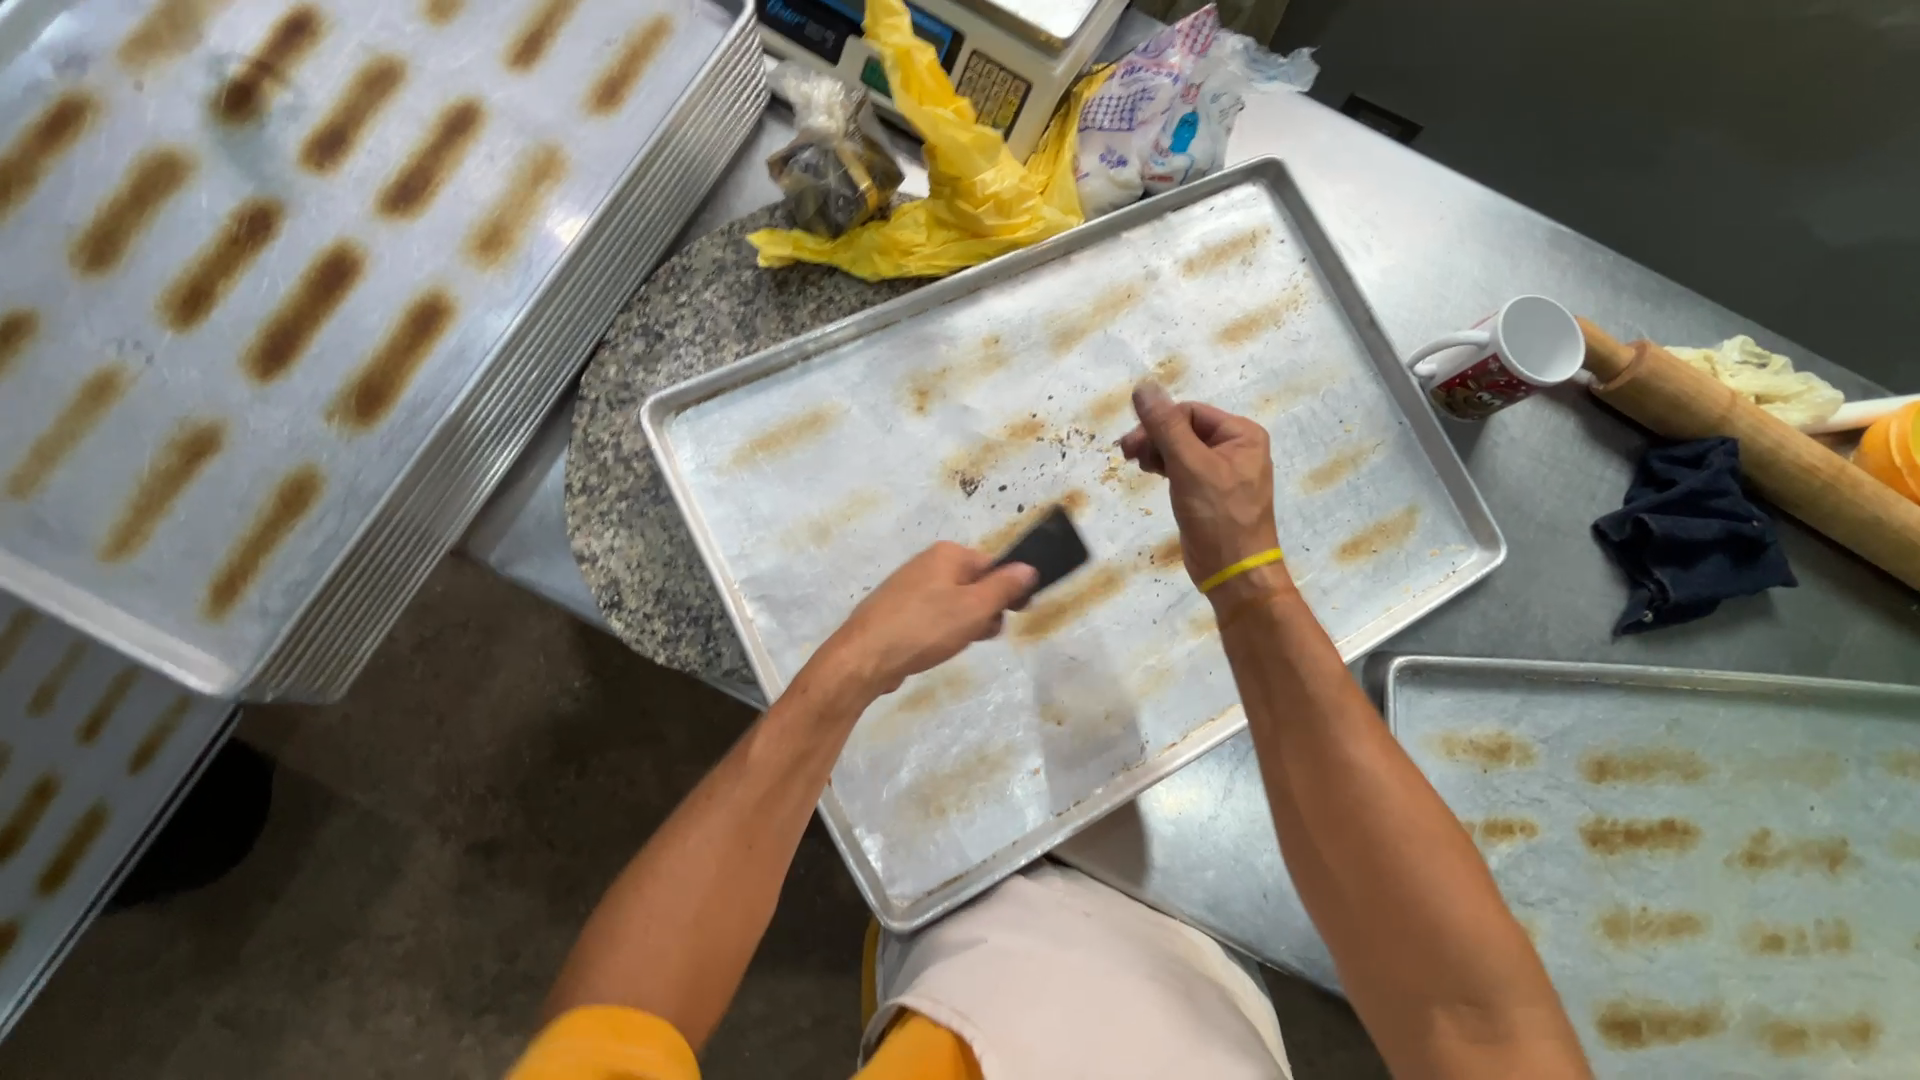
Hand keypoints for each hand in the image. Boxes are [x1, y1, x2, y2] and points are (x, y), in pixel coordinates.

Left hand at [823, 542, 1037, 696]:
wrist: (865, 657)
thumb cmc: (925, 628)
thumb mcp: (974, 607)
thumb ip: (1005, 587)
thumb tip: (1029, 567)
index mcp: (947, 554)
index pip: (994, 565)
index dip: (1009, 590)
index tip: (1015, 615)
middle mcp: (927, 563)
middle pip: (975, 585)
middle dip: (984, 611)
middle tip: (978, 634)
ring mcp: (909, 588)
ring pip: (955, 604)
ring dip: (964, 626)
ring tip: (954, 645)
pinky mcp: (897, 612)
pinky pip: (933, 618)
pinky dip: (940, 633)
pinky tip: (933, 650)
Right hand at [1118, 381, 1289, 603]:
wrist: (1233, 571)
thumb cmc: (1218, 516)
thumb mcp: (1190, 466)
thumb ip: (1165, 426)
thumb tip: (1143, 387)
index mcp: (1242, 434)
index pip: (1190, 412)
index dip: (1158, 423)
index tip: (1130, 445)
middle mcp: (1236, 447)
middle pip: (1184, 428)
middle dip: (1155, 437)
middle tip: (1127, 454)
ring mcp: (1223, 471)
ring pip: (1181, 447)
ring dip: (1157, 451)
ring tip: (1138, 465)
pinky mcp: (1209, 492)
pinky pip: (1183, 467)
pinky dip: (1165, 467)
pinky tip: (1152, 474)